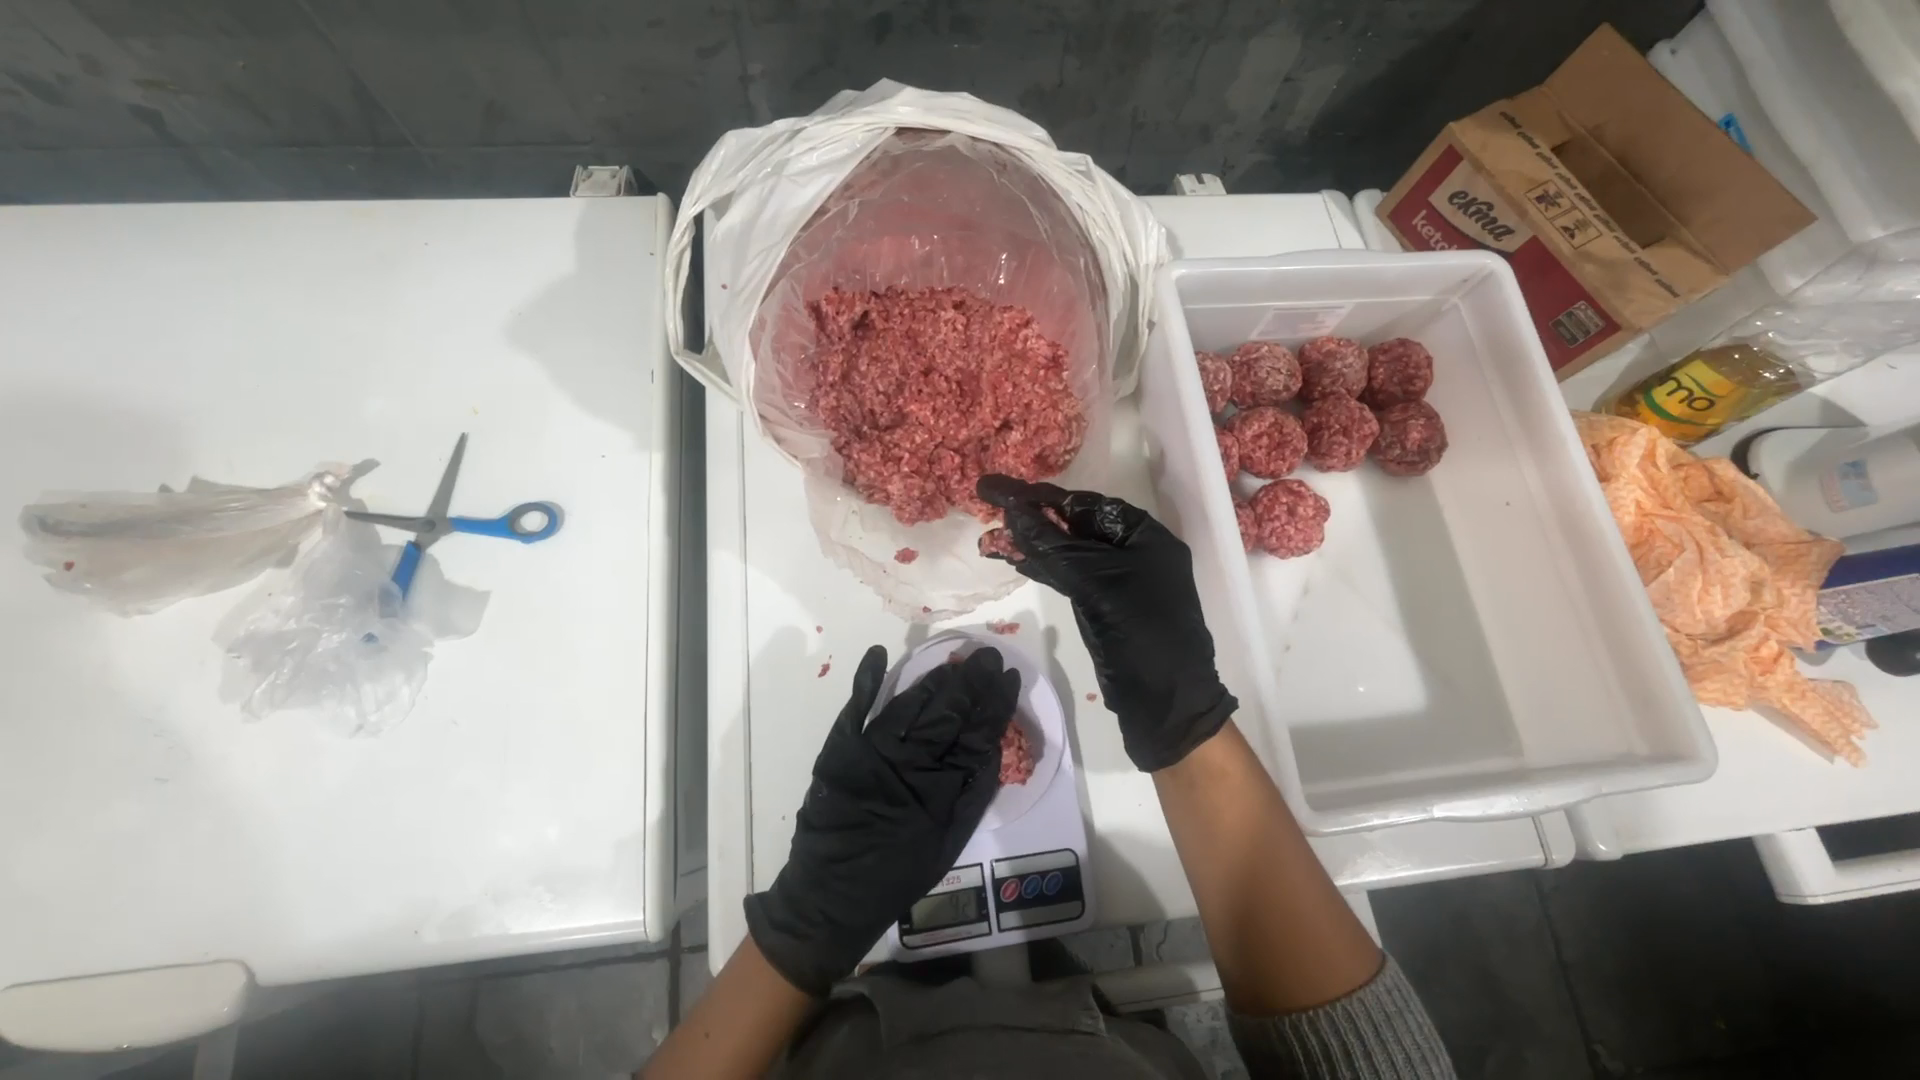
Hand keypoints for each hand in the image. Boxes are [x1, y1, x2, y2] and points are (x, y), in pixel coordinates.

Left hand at [744, 644, 1019, 995]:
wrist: (831, 897)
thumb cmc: (897, 876)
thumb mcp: (949, 842)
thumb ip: (973, 795)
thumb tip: (993, 748)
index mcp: (942, 787)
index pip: (978, 734)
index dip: (996, 704)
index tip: (1011, 677)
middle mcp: (910, 762)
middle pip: (947, 711)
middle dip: (971, 681)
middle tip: (988, 656)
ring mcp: (873, 752)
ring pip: (911, 705)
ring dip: (935, 680)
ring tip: (955, 660)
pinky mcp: (841, 751)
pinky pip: (855, 709)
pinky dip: (866, 680)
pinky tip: (877, 654)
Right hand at [978, 474, 1235, 771]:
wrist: (1164, 703)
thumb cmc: (1142, 634)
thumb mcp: (1098, 584)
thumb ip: (1056, 547)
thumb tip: (1016, 512)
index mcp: (1144, 536)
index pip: (1086, 505)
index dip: (1043, 498)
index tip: (1002, 491)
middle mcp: (1132, 551)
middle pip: (1074, 526)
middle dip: (1033, 519)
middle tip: (990, 508)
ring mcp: (1117, 580)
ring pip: (1067, 553)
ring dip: (1031, 544)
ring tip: (992, 538)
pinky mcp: (1102, 606)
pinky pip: (1067, 576)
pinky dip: (1042, 568)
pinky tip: (1015, 559)